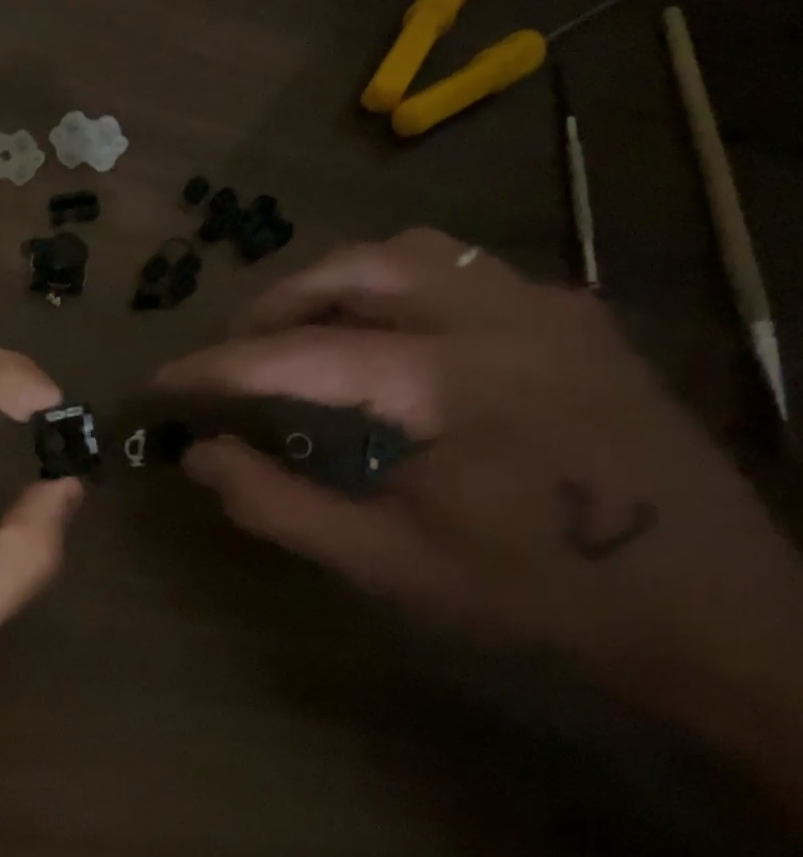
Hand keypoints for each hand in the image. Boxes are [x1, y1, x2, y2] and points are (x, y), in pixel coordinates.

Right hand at [155, 229, 802, 714]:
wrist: (698, 603)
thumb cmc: (525, 590)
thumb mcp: (381, 560)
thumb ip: (275, 503)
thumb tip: (198, 455)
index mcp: (448, 381)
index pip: (297, 355)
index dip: (214, 368)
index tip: (158, 383)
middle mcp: (500, 319)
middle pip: (357, 268)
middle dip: (275, 305)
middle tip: (230, 356)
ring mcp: (548, 309)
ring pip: (416, 253)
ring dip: (338, 285)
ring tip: (299, 337)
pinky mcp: (576, 321)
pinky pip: (465, 272)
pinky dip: (398, 291)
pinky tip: (384, 344)